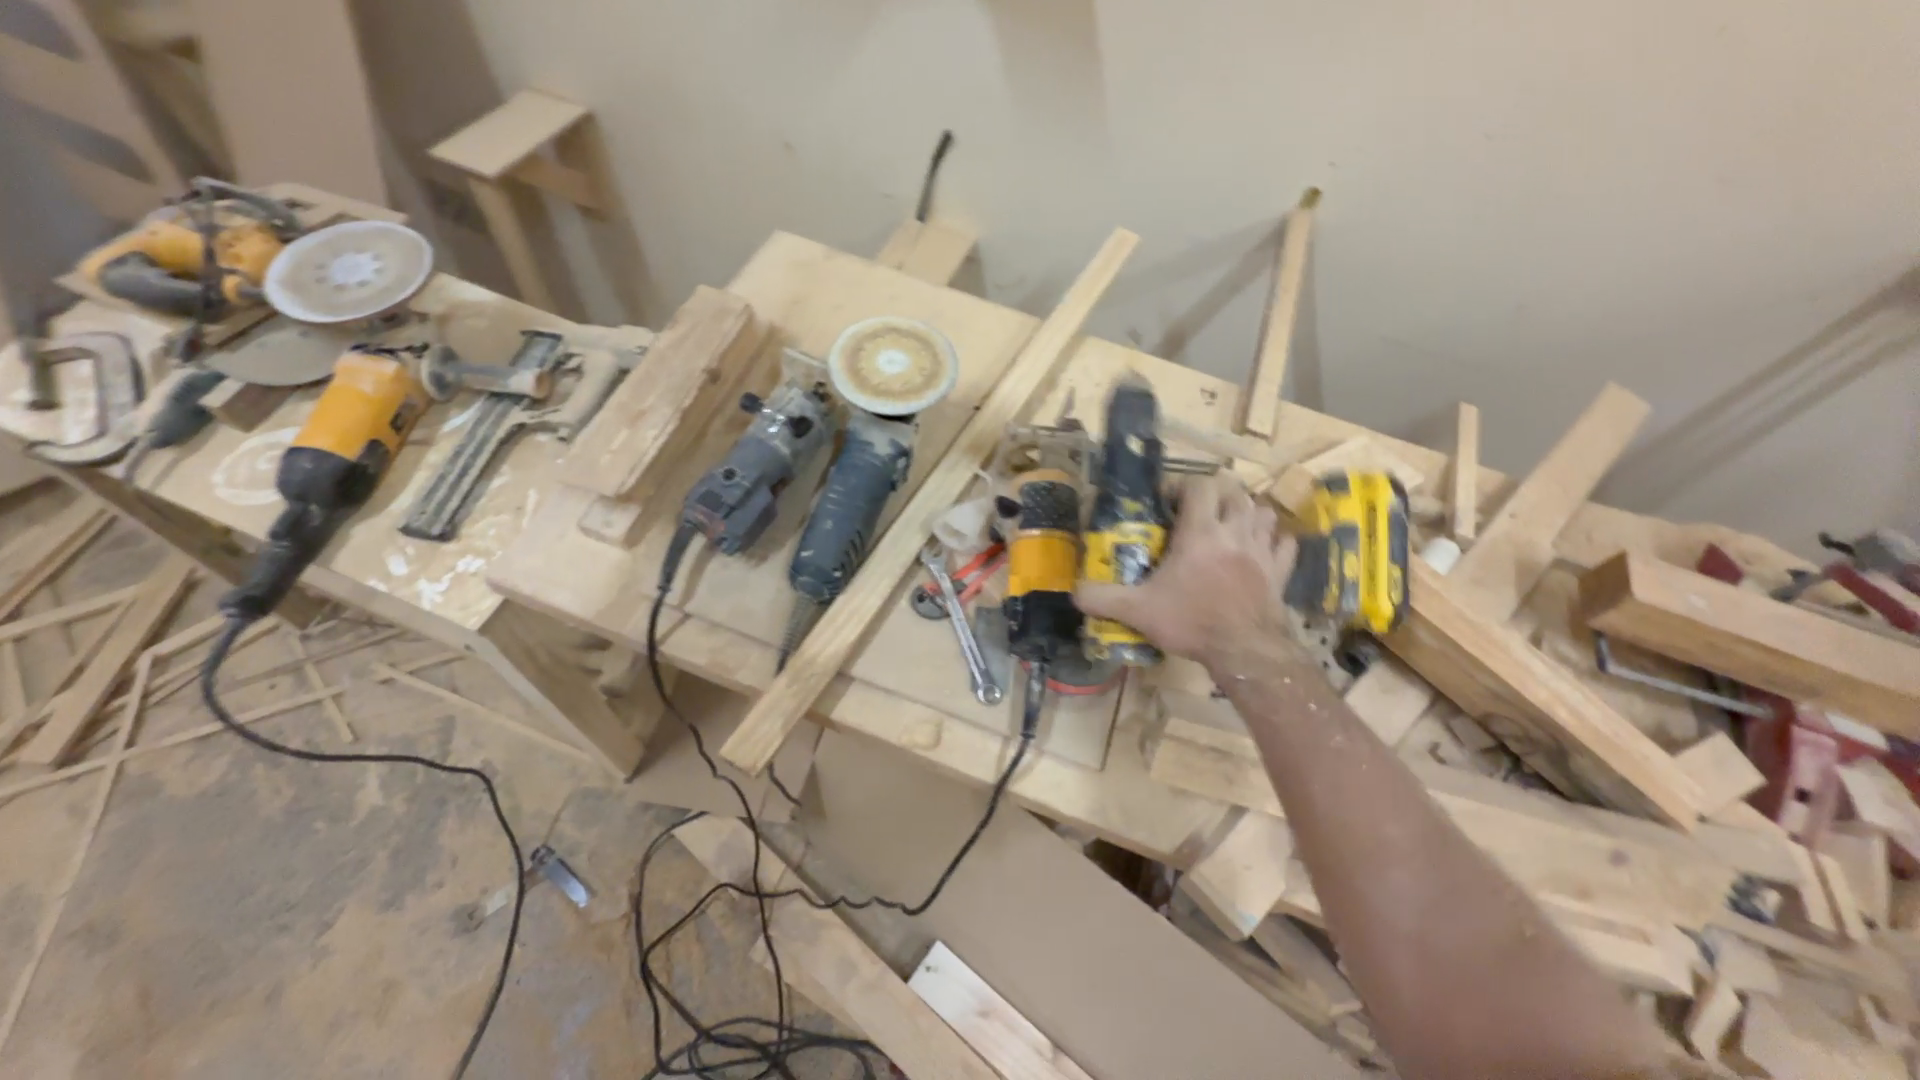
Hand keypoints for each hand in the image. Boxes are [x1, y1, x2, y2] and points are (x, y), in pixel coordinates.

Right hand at [1075, 474, 1297, 668]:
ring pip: (1263, 512)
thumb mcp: (1138, 611)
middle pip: (1234, 492)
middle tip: (1198, 512)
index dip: (1182, 485)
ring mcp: (1262, 551)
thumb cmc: (1192, 622)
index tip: (1167, 500)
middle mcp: (1234, 532)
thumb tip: (1073, 592)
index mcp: (1200, 532)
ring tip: (1230, 526)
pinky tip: (1262, 549)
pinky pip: (1285, 543)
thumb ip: (1102, 598)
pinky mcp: (1281, 572)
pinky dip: (1275, 540)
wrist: (1245, 651)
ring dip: (1247, 512)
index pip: (1199, 485)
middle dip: (1216, 495)